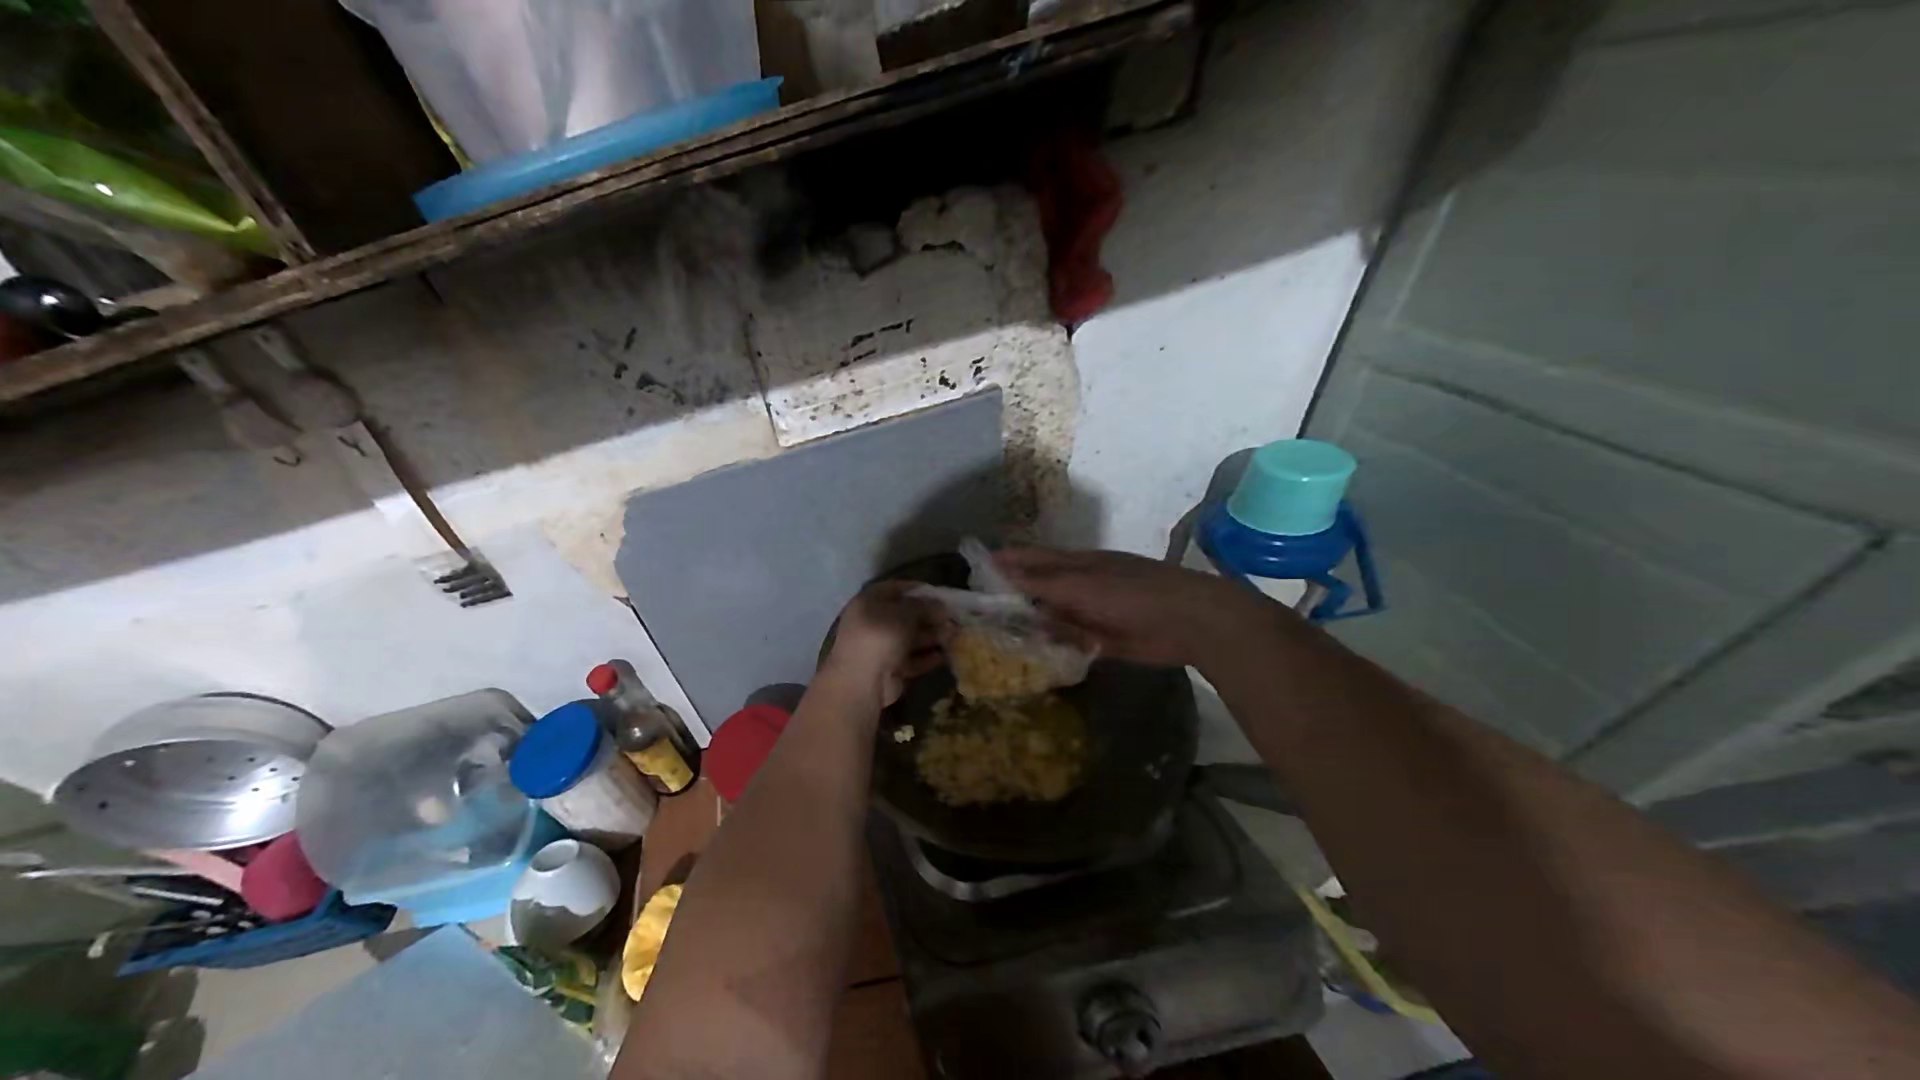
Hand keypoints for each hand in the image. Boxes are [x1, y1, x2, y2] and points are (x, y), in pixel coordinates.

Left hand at [821, 581, 943, 704]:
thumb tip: (941, 606)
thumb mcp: (905, 613)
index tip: (940, 593)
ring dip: (932, 636)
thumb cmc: (881, 635)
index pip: (894, 589)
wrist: (862, 680)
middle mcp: (872, 623)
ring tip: (954, 636)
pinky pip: (911, 659)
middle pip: (905, 616)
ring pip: (910, 638)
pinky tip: (944, 656)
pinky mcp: (888, 669)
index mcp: (868, 602)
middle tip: (953, 618)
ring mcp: (879, 648)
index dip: (917, 589)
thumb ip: (925, 606)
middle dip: (930, 616)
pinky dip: (926, 657)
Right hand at [995, 546, 1270, 667]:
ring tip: (996, 633)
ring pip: (1054, 618)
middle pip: (1041, 590)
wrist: (1189, 621)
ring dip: (1030, 625)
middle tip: (980, 607)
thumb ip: (1043, 582)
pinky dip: (1053, 647)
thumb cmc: (1134, 593)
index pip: (1034, 561)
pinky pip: (1070, 643)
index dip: (1008, 563)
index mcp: (1078, 565)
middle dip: (1013, 596)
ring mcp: (1093, 615)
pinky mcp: (1104, 642)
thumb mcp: (1083, 584)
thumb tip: (1002, 570)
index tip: (978, 567)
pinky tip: (1033, 654)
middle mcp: (1082, 586)